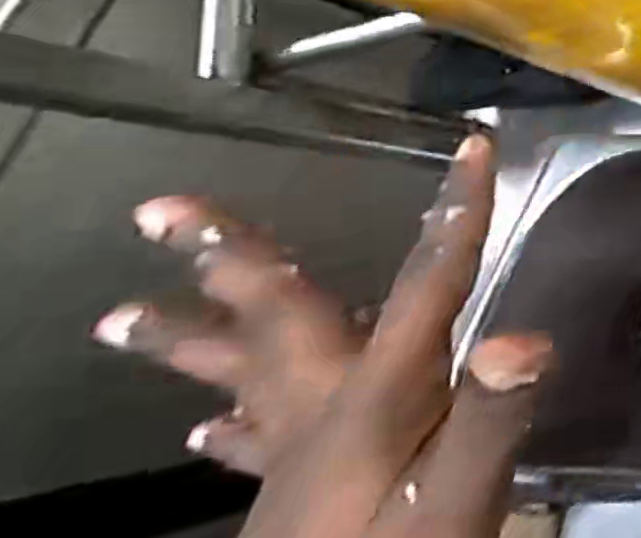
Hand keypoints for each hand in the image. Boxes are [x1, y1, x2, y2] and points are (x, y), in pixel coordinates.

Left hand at [94, 134, 551, 536]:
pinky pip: (250, 437)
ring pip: (241, 374)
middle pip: (282, 316)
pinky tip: (204, 427)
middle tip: (163, 212)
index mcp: (378, 389)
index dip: (460, 207)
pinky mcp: (296, 484)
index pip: (433, 277)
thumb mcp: (461, 494)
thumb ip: (490, 416)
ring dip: (193, 336)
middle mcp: (329, 401)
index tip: (473, 146)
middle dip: (235, 258)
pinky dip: (227, 421)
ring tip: (120, 316)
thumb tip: (520, 337)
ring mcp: (303, 444)